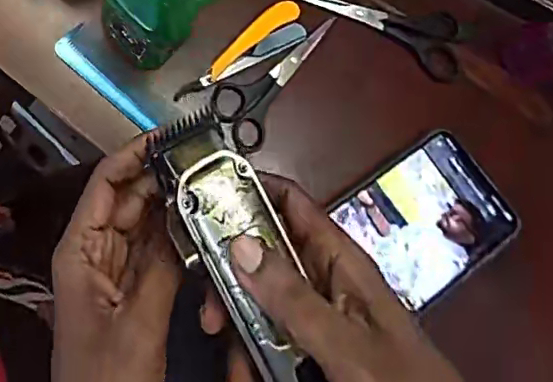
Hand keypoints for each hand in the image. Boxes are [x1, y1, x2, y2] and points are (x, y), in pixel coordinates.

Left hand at [52, 133, 180, 381]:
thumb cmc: (103, 381)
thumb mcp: (136, 326)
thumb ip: (161, 271)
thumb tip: (181, 223)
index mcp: (79, 248)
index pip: (104, 183)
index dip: (131, 155)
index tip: (162, 136)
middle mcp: (91, 251)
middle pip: (124, 199)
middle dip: (156, 177)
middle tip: (191, 159)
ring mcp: (110, 271)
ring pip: (139, 222)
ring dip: (165, 204)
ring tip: (196, 182)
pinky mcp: (127, 291)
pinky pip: (149, 250)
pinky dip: (169, 235)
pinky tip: (190, 222)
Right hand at [219, 176, 462, 381]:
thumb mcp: (347, 342)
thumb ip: (294, 295)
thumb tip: (240, 243)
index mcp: (340, 259)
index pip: (288, 199)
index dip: (248, 188)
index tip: (205, 195)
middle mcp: (325, 278)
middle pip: (263, 250)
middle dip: (230, 271)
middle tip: (209, 295)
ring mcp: (319, 315)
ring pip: (261, 296)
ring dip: (238, 321)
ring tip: (228, 351)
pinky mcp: (315, 349)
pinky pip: (271, 336)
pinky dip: (252, 352)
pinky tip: (245, 371)